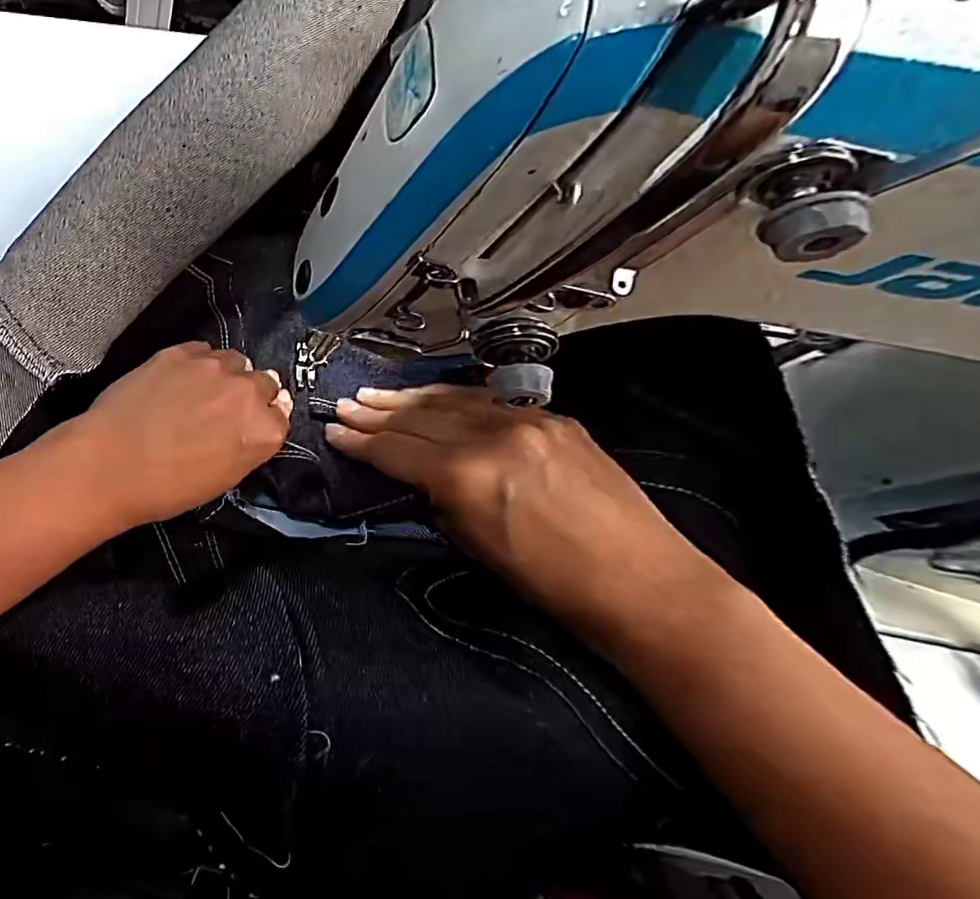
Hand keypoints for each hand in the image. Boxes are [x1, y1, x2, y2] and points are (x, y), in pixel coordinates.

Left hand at [55, 342, 290, 530]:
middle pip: (263, 382)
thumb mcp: (223, 478)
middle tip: (220, 412)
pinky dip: (196, 363)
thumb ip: (247, 446)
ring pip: (234, 361)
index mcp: (264, 431)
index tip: (245, 425)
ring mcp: (214, 367)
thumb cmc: (166, 487)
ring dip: (224, 375)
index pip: (280, 414)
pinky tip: (177, 381)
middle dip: (247, 394)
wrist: (111, 464)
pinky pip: (202, 351)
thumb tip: (248, 426)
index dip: (261, 419)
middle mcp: (247, 392)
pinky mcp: (181, 352)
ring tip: (198, 394)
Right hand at [325, 385, 724, 636]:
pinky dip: (453, 399)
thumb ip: (441, 503)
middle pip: (420, 419)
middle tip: (345, 406)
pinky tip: (434, 398)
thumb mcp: (478, 548)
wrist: (643, 582)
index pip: (399, 450)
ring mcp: (527, 422)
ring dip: (409, 399)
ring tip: (375, 395)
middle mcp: (494, 437)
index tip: (336, 433)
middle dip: (376, 414)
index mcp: (469, 477)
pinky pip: (488, 402)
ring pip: (452, 401)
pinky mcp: (553, 419)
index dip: (362, 442)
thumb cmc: (554, 585)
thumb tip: (419, 480)